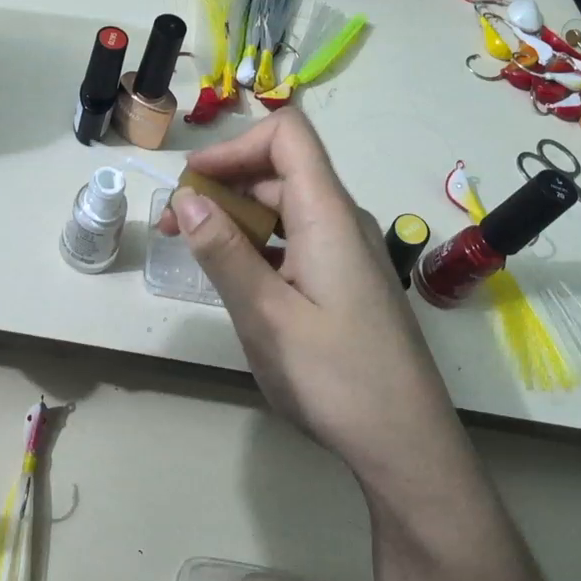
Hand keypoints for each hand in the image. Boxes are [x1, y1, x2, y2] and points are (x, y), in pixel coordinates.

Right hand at [157, 109, 465, 484]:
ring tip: (197, 253)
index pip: (287, 136)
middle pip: (282, 170)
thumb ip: (223, 252)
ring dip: (239, 218)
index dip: (234, 146)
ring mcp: (349, 252)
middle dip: (223, 185)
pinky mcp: (348, 281)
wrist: (406, 444)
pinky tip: (238, 280)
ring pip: (288, 207)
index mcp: (327, 215)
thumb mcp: (266, 315)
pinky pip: (299, 240)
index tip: (190, 182)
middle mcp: (342, 221)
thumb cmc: (334, 378)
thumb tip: (185, 196)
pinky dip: (261, 245)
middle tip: (173, 227)